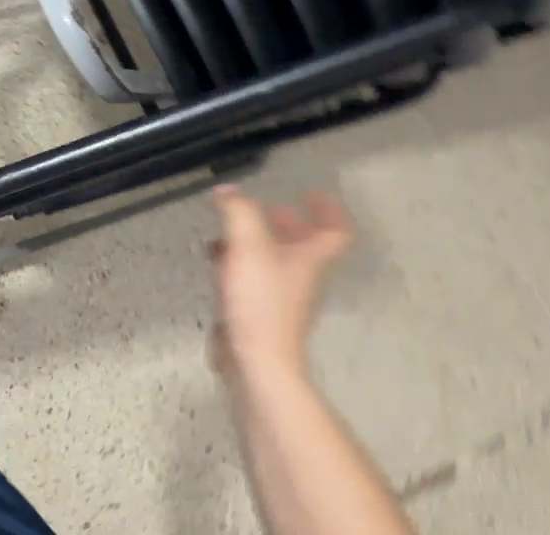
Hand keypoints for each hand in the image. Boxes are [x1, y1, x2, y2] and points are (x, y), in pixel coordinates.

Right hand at [209, 185, 352, 380]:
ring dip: (259, 239)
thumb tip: (229, 190)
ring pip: (277, 259)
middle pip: (305, 245)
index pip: (334, 231)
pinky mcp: (259, 308)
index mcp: (309, 259)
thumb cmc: (260, 300)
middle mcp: (301, 276)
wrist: (257, 358)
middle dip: (290, 224)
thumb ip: (239, 213)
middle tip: (272, 207)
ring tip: (232, 227)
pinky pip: (253, 275)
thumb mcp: (247, 246)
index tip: (311, 193)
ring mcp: (281, 294)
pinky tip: (215, 257)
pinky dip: (238, 259)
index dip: (328, 210)